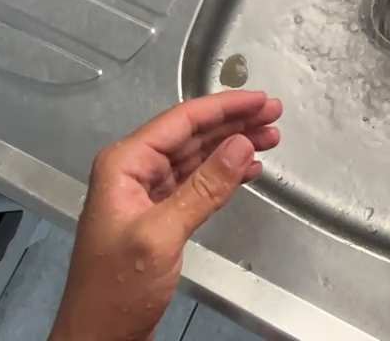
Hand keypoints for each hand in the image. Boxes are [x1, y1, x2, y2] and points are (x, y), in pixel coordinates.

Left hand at [49, 91, 281, 340]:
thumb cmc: (116, 289)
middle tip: (273, 113)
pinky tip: (249, 169)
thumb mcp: (161, 235)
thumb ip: (204, 187)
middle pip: (193, 134)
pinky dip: (226, 174)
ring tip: (270, 137)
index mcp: (126, 162)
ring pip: (199, 156)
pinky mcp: (161, 216)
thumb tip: (242, 144)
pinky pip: (198, 182)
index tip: (260, 100)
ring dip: (234, 145)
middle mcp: (136, 169)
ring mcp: (148, 193)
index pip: (182, 120)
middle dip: (234, 121)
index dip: (225, 107)